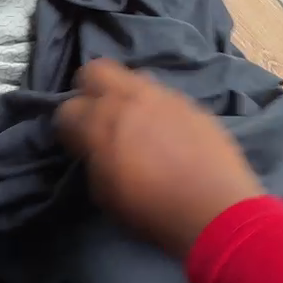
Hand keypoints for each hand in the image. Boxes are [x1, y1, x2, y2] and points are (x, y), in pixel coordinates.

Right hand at [56, 58, 265, 257]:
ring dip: (126, 96)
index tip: (76, 144)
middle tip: (97, 116)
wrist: (216, 211)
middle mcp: (129, 99)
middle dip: (90, 90)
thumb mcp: (104, 193)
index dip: (67, 128)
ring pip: (133, 78)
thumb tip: (93, 148)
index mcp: (99, 122)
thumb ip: (92, 160)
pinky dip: (157, 109)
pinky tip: (166, 134)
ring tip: (135, 123)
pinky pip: (164, 96)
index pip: (66, 110)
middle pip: (96, 71)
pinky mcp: (192, 104)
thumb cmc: (151, 210)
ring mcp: (164, 97)